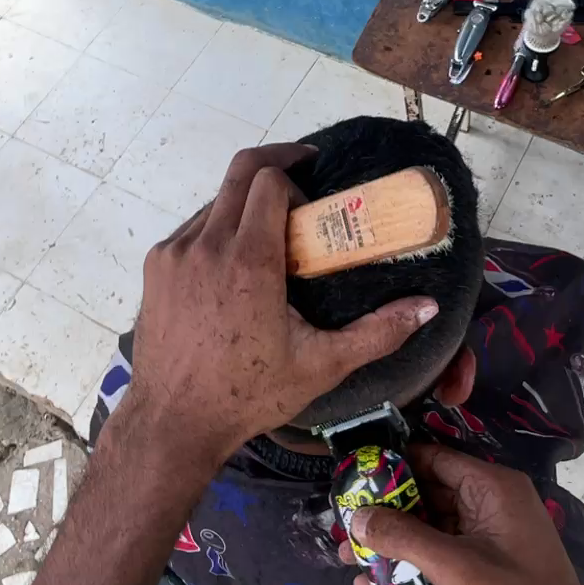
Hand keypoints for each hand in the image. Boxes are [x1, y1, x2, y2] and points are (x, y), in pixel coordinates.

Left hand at [122, 145, 439, 464]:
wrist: (172, 422)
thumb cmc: (249, 394)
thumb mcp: (322, 365)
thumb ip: (379, 332)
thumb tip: (429, 307)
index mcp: (248, 260)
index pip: (268, 180)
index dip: (295, 177)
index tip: (315, 197)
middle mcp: (206, 245)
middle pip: (240, 171)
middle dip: (275, 162)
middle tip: (304, 173)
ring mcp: (174, 253)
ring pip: (216, 201)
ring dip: (246, 203)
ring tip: (271, 232)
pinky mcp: (155, 266)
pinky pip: (192, 228)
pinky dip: (219, 229)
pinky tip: (235, 263)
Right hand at [346, 445, 583, 584]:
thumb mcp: (458, 570)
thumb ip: (406, 538)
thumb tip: (357, 517)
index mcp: (493, 488)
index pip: (434, 459)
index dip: (393, 467)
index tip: (353, 480)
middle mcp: (490, 504)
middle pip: (427, 495)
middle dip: (386, 513)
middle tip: (344, 528)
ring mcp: (487, 538)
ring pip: (429, 528)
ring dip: (394, 544)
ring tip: (352, 562)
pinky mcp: (482, 568)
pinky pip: (439, 556)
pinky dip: (411, 566)